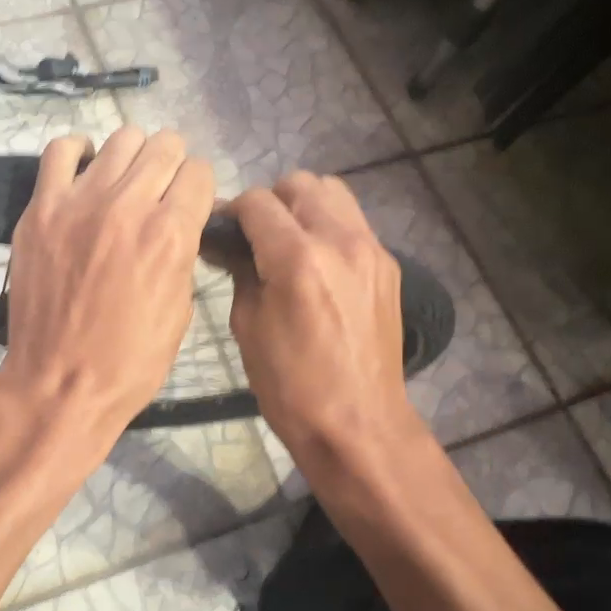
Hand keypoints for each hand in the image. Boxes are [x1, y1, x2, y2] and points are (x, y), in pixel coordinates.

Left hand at [0, 128, 216, 453]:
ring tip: (126, 182)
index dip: (200, 187)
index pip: (199, 172)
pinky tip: (87, 171)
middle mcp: (128, 205)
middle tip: (162, 192)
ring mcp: (78, 202)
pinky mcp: (40, 209)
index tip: (192, 203)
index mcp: (171, 234)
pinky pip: (60, 151)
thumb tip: (181, 224)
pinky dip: (80, 152)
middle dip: (172, 165)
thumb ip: (183, 254)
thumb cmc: (130, 361)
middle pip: (164, 147)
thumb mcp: (181, 310)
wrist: (60, 384)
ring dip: (133, 156)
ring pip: (119, 140)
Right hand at [223, 172, 418, 456]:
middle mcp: (340, 241)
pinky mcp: (388, 267)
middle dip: (271, 203)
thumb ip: (241, 272)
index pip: (257, 203)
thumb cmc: (290, 386)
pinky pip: (353, 224)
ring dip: (304, 208)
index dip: (232, 213)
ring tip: (289, 244)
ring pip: (333, 194)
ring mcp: (371, 251)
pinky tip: (317, 266)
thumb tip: (230, 245)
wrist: (358, 426)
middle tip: (256, 238)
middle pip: (300, 185)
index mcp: (298, 258)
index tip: (222, 234)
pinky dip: (329, 229)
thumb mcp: (247, 327)